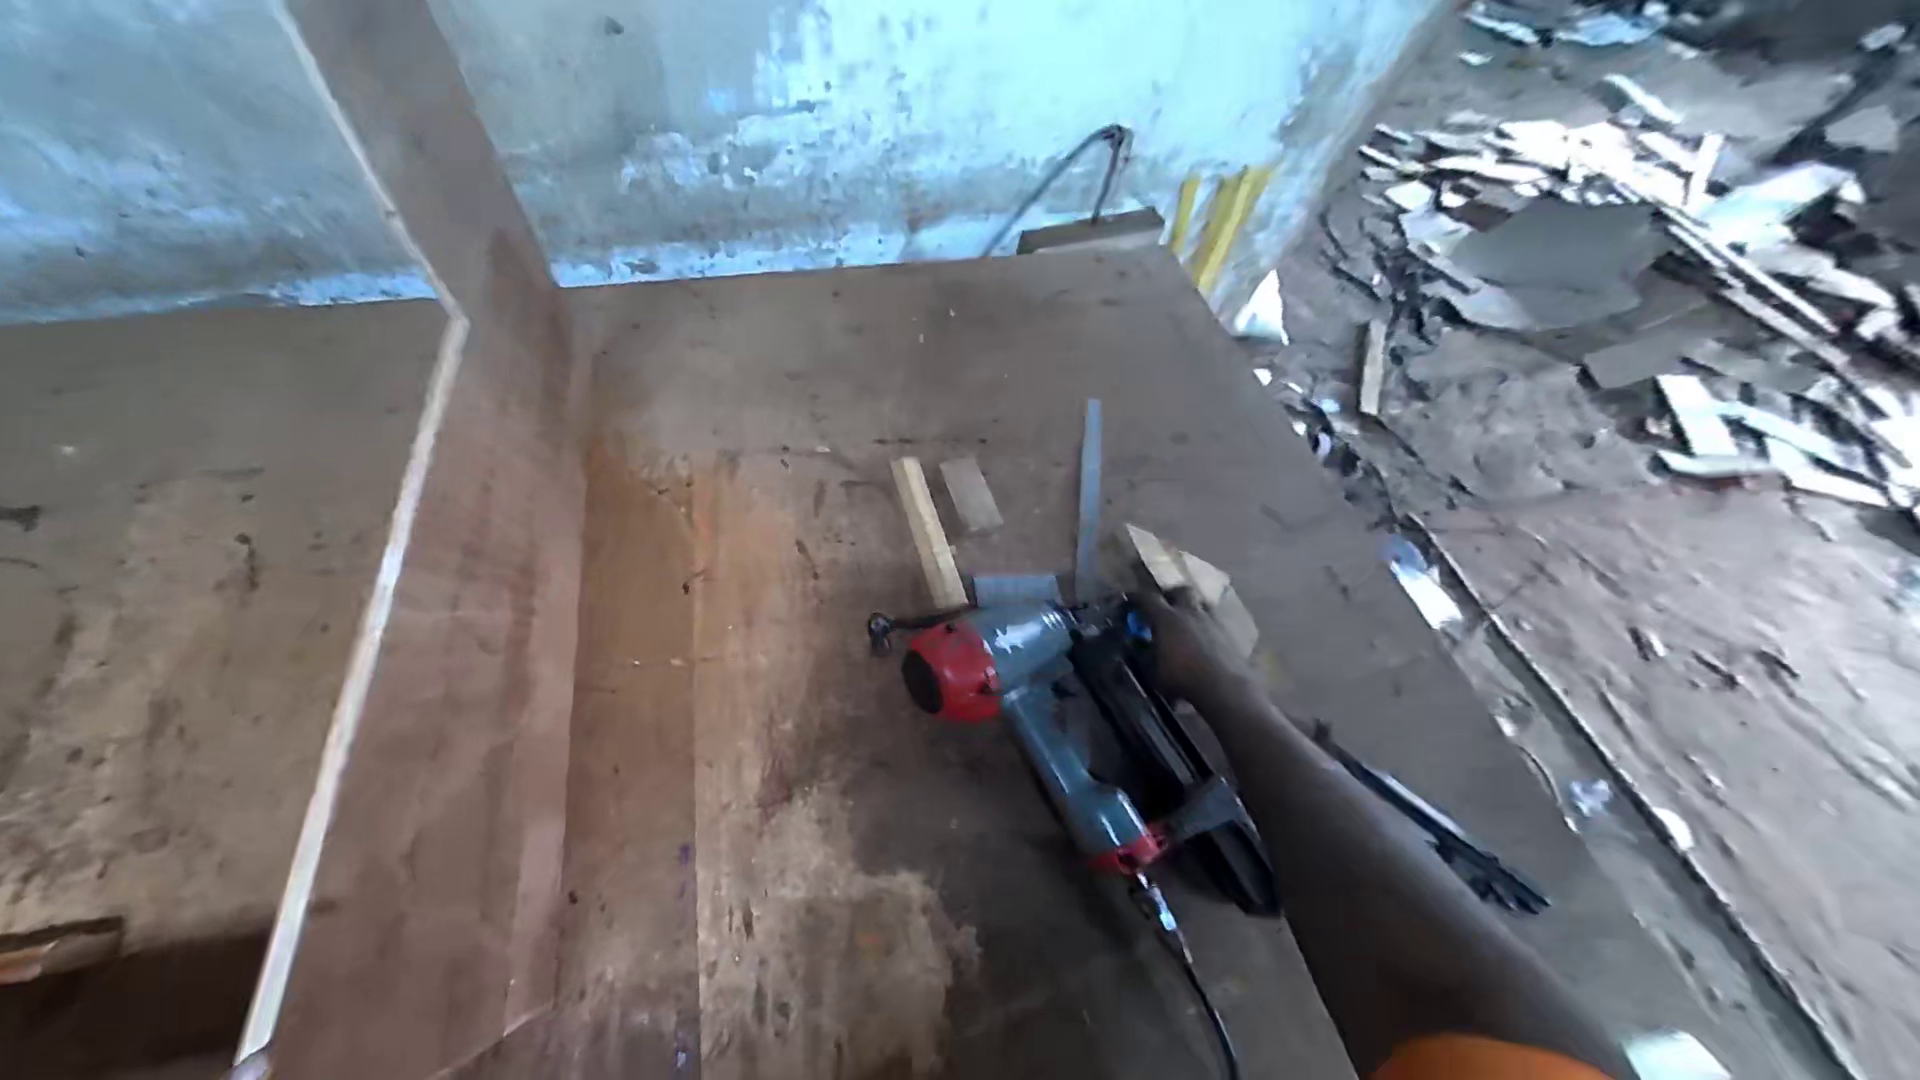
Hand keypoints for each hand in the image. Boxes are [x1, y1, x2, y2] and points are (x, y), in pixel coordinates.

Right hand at [1136, 588, 1256, 704]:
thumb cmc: (1183, 678)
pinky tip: (1206, 638)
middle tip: (1166, 604)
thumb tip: (1139, 647)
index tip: (1130, 598)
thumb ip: (1145, 657)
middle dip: (1172, 594)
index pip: (1147, 598)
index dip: (1136, 596)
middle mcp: (1189, 613)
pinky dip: (1208, 625)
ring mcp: (1212, 620)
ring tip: (1188, 621)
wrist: (1225, 686)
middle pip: (1181, 591)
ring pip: (1201, 604)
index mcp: (1166, 619)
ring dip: (1193, 609)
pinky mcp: (1229, 632)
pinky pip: (1215, 621)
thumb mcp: (1154, 673)